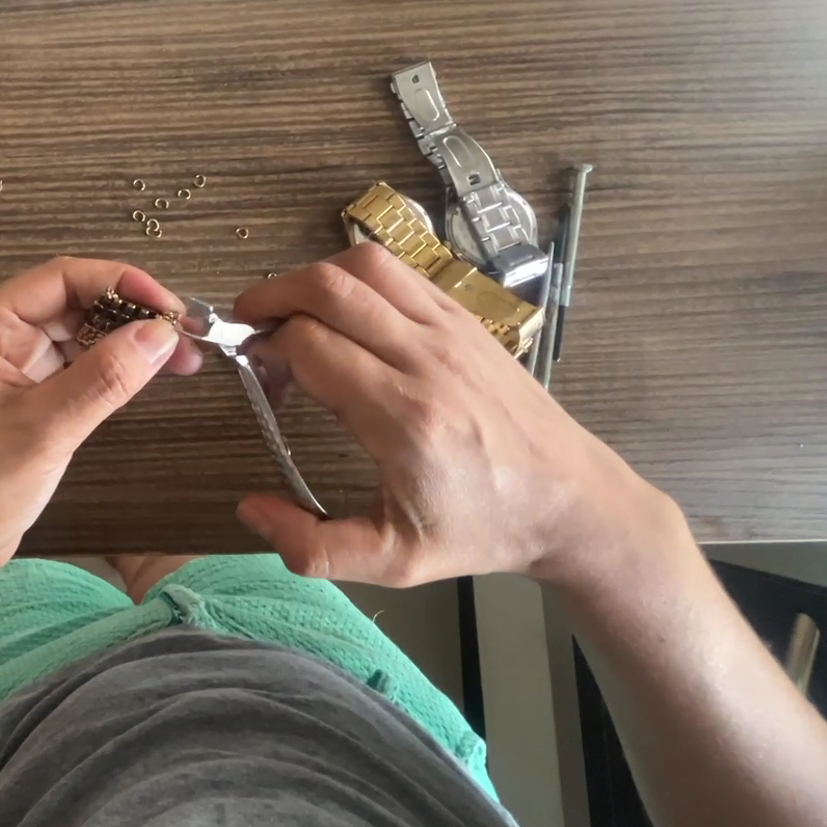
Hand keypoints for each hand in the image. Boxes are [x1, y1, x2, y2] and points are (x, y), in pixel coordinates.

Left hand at [0, 257, 201, 580]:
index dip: (119, 282)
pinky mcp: (27, 397)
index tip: (170, 306)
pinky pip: (76, 367)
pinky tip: (147, 375)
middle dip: (131, 313)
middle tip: (188, 335)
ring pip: (79, 335)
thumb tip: (162, 334)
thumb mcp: (43, 430)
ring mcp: (12, 367)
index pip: (59, 278)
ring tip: (182, 357)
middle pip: (73, 302)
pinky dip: (112, 368)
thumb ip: (104, 378)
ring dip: (127, 341)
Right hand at [230, 243, 681, 588]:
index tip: (257, 375)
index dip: (264, 349)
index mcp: (403, 416)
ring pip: (362, 264)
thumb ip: (310, 547)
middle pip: (327, 289)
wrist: (576, 505)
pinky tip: (340, 310)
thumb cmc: (480, 530)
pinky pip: (396, 271)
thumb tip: (250, 508)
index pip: (308, 344)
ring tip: (288, 310)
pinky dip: (351, 276)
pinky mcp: (465, 319)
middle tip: (249, 328)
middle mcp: (426, 359)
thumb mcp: (392, 562)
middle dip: (270, 298)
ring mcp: (451, 330)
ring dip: (309, 278)